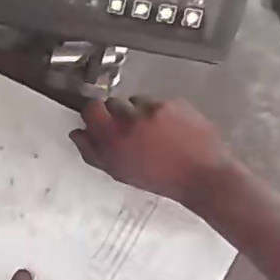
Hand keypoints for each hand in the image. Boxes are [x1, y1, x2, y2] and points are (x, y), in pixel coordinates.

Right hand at [71, 96, 238, 209]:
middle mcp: (130, 120)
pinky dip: (161, 112)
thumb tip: (77, 133)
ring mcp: (153, 109)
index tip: (100, 120)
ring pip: (135, 100)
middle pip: (112, 102)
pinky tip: (170, 129)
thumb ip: (93, 152)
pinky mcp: (173, 102)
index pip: (90, 109)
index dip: (94, 113)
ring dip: (139, 111)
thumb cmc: (160, 179)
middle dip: (118, 114)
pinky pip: (158, 101)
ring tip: (153, 131)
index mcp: (112, 139)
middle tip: (131, 130)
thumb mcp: (119, 172)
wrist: (202, 175)